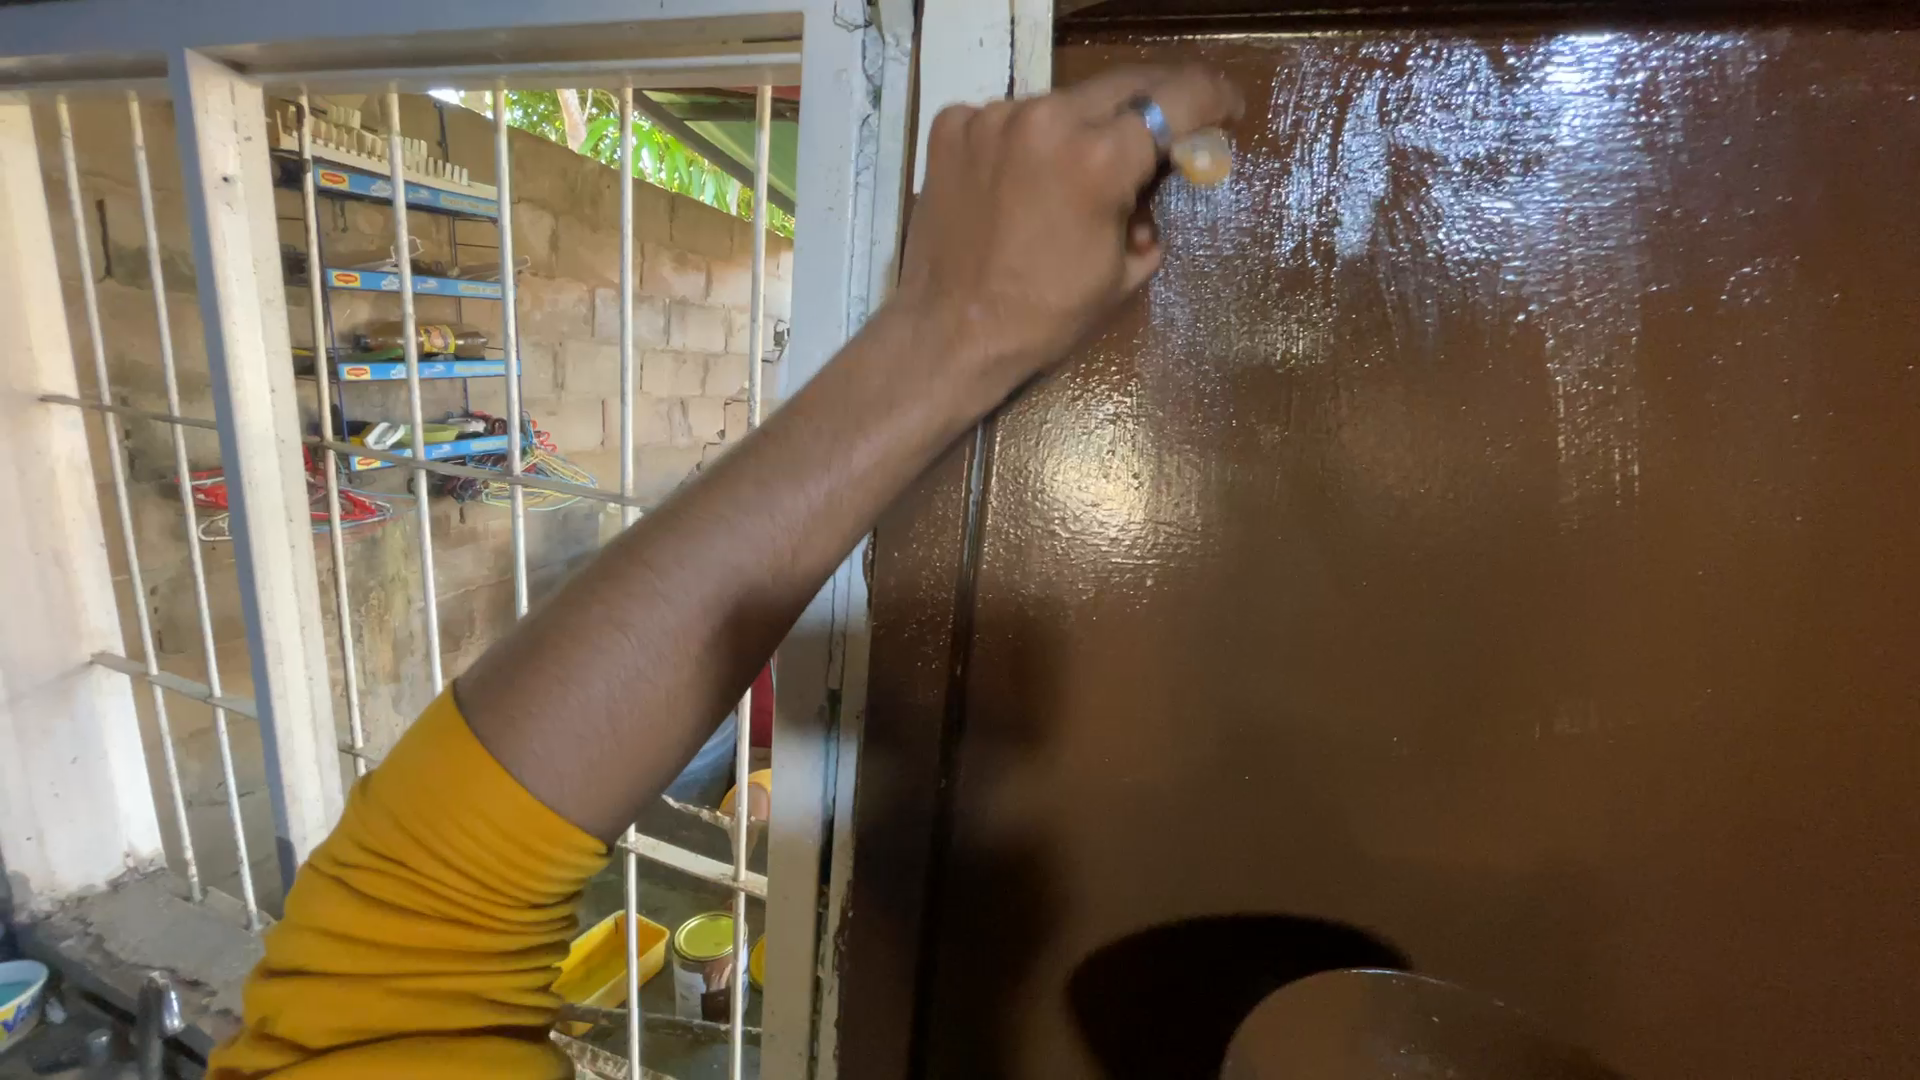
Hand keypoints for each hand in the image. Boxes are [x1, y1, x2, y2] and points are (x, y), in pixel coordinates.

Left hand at [892, 65, 1241, 410]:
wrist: (948, 336)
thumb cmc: (1040, 320)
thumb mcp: (1119, 277)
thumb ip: (1148, 218)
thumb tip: (1146, 199)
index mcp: (1099, 159)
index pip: (1178, 98)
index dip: (1213, 99)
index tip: (1225, 108)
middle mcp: (1047, 119)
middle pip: (1121, 86)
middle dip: (1149, 109)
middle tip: (1155, 139)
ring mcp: (993, 118)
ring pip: (1060, 103)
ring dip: (1078, 130)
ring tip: (1072, 177)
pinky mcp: (952, 128)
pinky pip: (1006, 119)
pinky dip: (1023, 143)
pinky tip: (1018, 183)